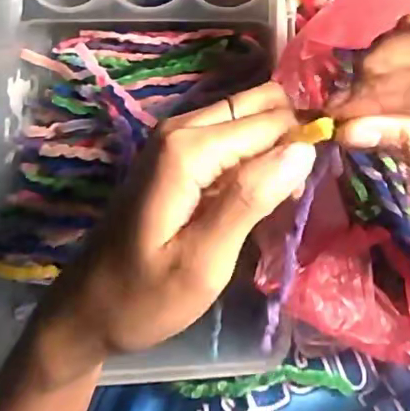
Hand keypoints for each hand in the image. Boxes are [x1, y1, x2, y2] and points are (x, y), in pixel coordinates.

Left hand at [29, 82, 314, 382]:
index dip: (305, 144)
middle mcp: (184, 125)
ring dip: (278, 143)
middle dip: (293, 134)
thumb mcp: (204, 262)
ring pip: (250, 113)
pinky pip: (234, 131)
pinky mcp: (180, 148)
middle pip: (263, 103)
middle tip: (302, 190)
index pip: (273, 121)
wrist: (89, 307)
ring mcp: (179, 133)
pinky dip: (258, 151)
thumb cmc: (145, 296)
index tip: (320, 184)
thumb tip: (303, 148)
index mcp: (189, 148)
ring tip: (285, 196)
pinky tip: (262, 193)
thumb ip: (250, 199)